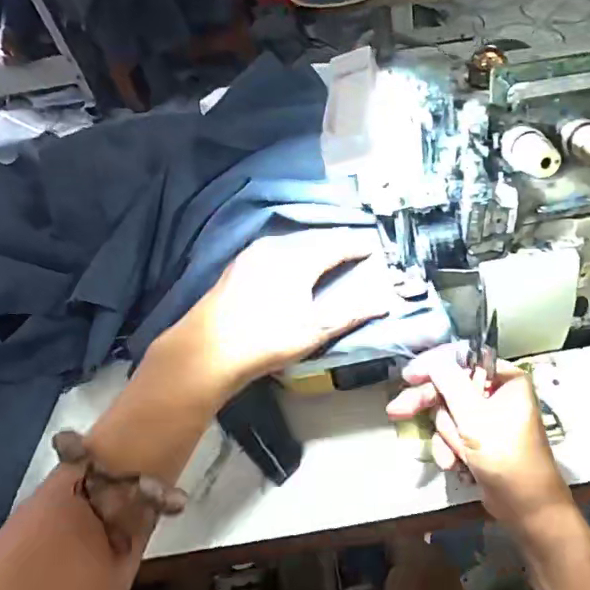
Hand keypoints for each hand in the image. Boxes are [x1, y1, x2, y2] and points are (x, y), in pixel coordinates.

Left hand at [154, 229, 389, 398]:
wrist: (207, 351)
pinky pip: (273, 250)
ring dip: (312, 246)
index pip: (337, 244)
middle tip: (352, 248)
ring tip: (326, 254)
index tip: (371, 248)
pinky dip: (291, 252)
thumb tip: (383, 302)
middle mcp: (275, 246)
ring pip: (291, 242)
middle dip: (335, 242)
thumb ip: (351, 312)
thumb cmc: (267, 340)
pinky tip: (291, 264)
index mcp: (299, 257)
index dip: (356, 246)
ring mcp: (252, 254)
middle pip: (313, 239)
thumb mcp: (316, 330)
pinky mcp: (237, 265)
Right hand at [385, 345, 577, 535]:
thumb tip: (433, 360)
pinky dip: (450, 449)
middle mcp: (497, 393)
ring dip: (446, 437)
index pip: (463, 360)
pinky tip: (454, 465)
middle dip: (431, 408)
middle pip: (449, 388)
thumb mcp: (475, 418)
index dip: (434, 366)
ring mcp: (486, 418)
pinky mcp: (478, 439)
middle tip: (398, 411)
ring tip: (456, 456)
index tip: (410, 376)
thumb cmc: (506, 457)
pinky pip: (453, 435)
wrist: (525, 507)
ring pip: (448, 415)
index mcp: (505, 379)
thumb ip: (451, 384)